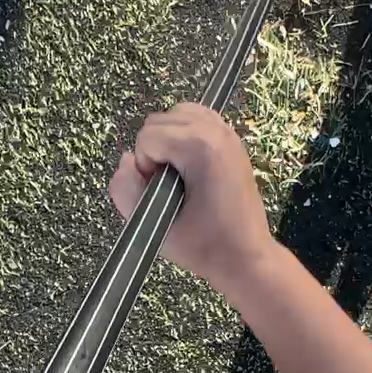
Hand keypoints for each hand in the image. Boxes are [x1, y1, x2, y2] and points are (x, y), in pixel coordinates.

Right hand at [109, 103, 279, 289]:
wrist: (246, 257)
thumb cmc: (205, 248)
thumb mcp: (153, 226)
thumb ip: (126, 191)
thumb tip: (126, 161)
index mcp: (200, 148)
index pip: (147, 137)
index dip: (145, 168)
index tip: (162, 196)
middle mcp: (216, 131)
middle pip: (159, 121)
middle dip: (155, 152)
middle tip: (169, 189)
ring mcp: (227, 133)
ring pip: (177, 115)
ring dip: (168, 142)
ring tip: (178, 177)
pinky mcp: (232, 140)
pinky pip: (197, 120)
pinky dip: (185, 137)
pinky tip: (189, 166)